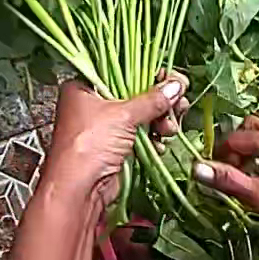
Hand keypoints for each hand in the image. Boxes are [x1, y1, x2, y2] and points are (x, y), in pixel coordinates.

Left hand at [39, 74, 187, 214]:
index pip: (125, 70)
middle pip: (137, 95)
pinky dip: (153, 138)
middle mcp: (94, 104)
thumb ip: (152, 100)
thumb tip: (176, 86)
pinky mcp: (116, 146)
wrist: (79, 189)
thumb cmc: (88, 145)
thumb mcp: (123, 115)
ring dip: (160, 122)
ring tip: (168, 130)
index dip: (151, 75)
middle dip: (161, 104)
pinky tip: (160, 144)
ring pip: (142, 117)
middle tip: (179, 106)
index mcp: (86, 86)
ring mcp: (105, 126)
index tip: (174, 82)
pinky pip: (141, 135)